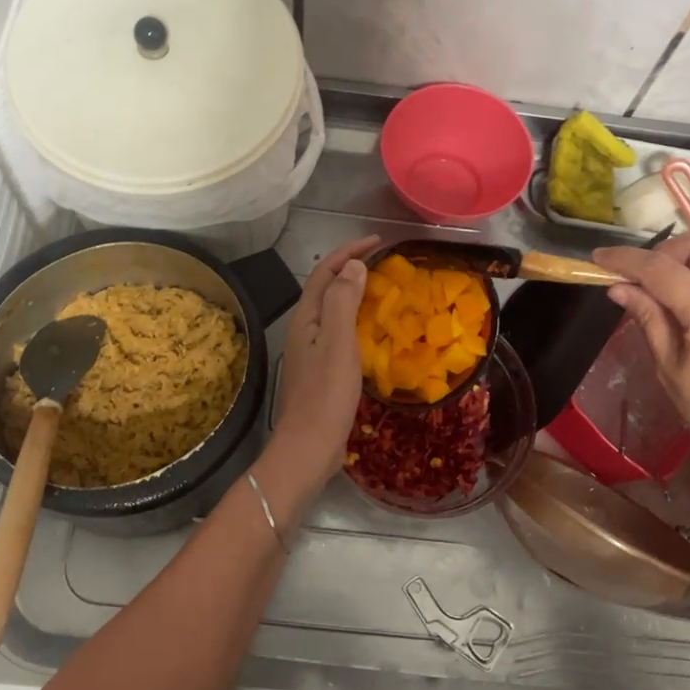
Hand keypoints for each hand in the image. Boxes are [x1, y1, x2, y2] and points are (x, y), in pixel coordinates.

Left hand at [270, 236, 380, 484]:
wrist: (309, 448)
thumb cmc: (325, 394)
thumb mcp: (338, 342)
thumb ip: (344, 301)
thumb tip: (354, 266)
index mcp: (306, 320)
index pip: (325, 274)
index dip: (348, 253)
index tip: (377, 241)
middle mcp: (305, 332)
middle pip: (327, 290)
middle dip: (352, 270)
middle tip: (385, 264)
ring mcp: (312, 355)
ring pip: (334, 314)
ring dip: (356, 297)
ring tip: (384, 293)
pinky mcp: (322, 375)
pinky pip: (341, 337)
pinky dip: (359, 325)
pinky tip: (376, 336)